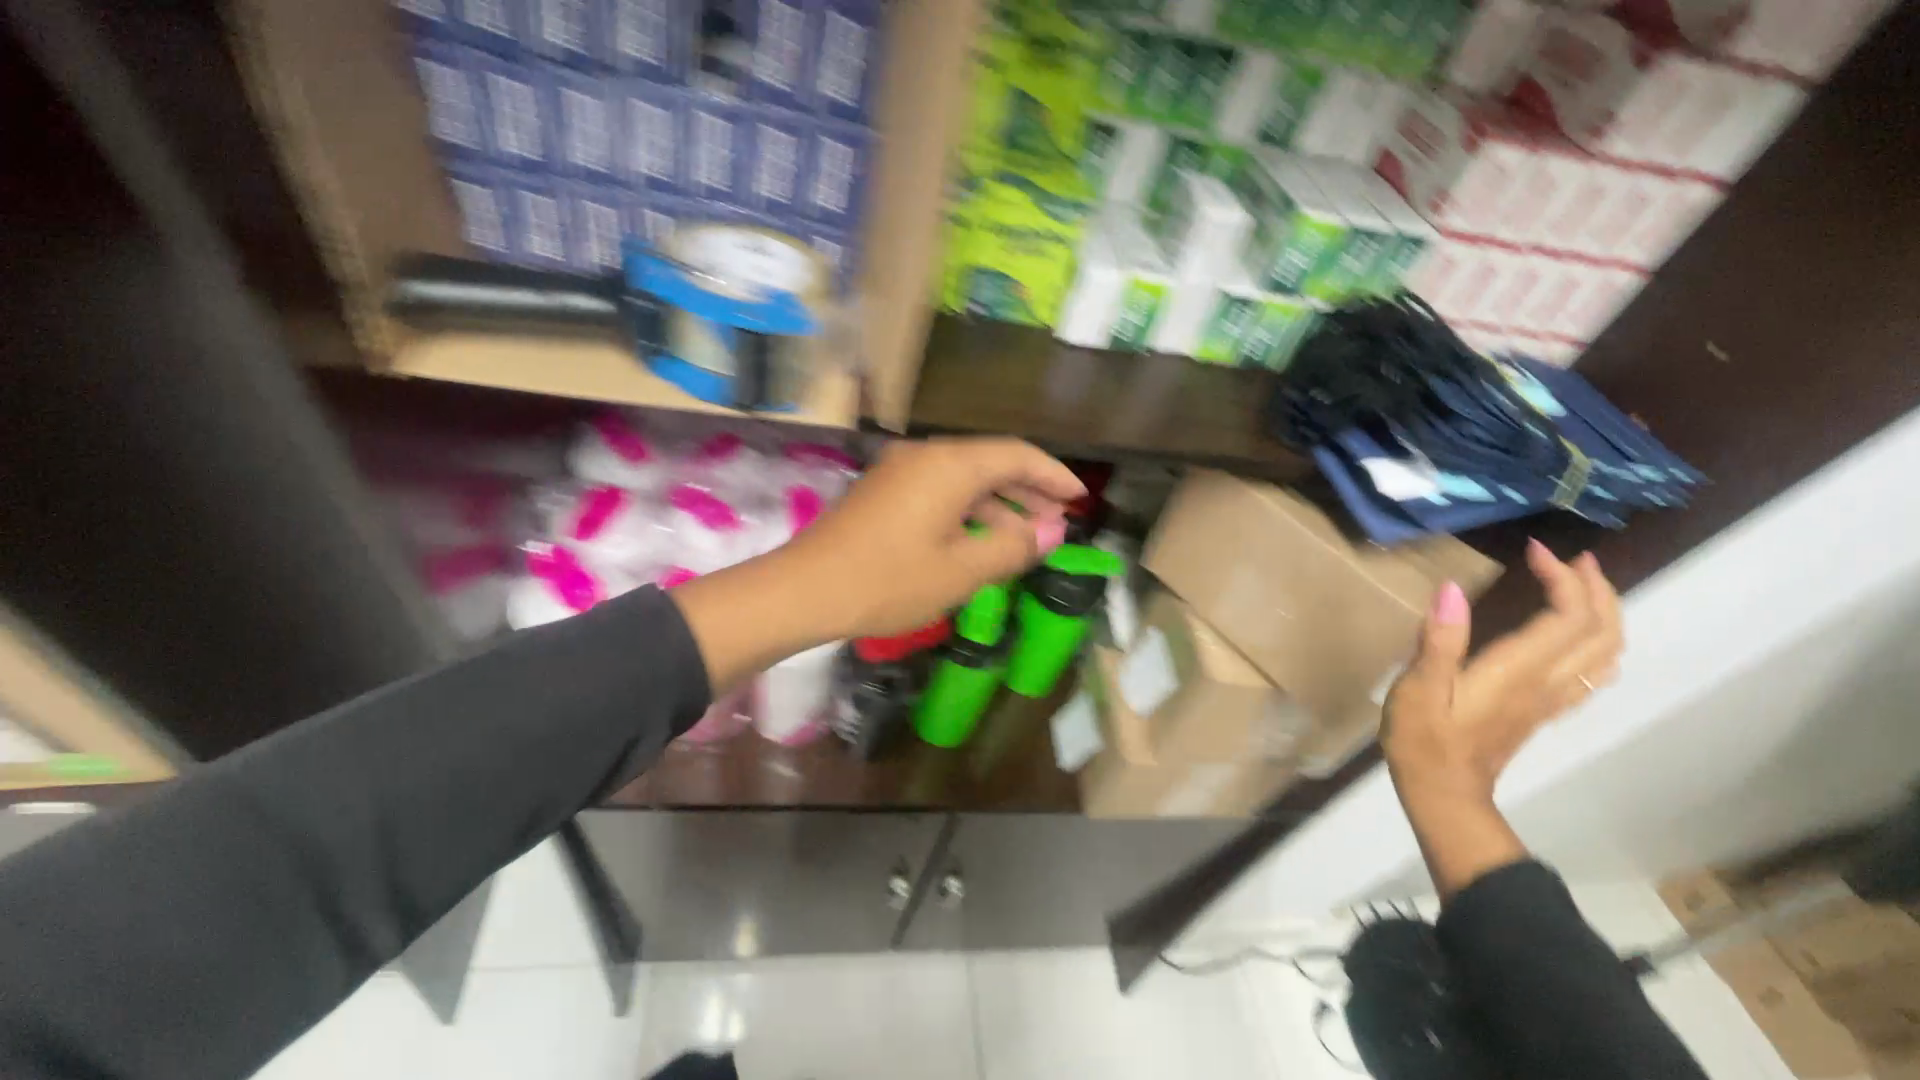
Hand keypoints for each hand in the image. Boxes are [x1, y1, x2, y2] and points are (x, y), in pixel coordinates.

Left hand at [779, 437, 1084, 638]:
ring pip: (964, 478)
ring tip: (1027, 535)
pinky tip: (980, 539)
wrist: (804, 590)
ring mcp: (900, 471)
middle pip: (991, 462)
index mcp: (950, 465)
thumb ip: (1013, 547)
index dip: (1054, 475)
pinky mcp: (884, 491)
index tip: (1080, 498)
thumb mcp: (961, 572)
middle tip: (1059, 521)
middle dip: (1029, 490)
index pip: (1017, 454)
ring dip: (998, 503)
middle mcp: (926, 455)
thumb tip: (1052, 532)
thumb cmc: (889, 581)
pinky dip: (968, 509)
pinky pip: (940, 490)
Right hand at [1383, 540, 1623, 806]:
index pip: (1568, 615)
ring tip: (1582, 587)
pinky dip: (1598, 646)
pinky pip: (1591, 675)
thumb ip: (1438, 639)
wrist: (1443, 794)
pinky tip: (1585, 640)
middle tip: (1572, 559)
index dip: (1562, 576)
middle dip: (1596, 588)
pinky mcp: (1542, 712)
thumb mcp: (1418, 687)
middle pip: (1601, 630)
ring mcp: (1550, 699)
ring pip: (1605, 651)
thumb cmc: (1424, 739)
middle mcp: (1546, 681)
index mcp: (1519, 670)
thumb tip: (1449, 590)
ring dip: (1604, 613)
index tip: (1535, 549)